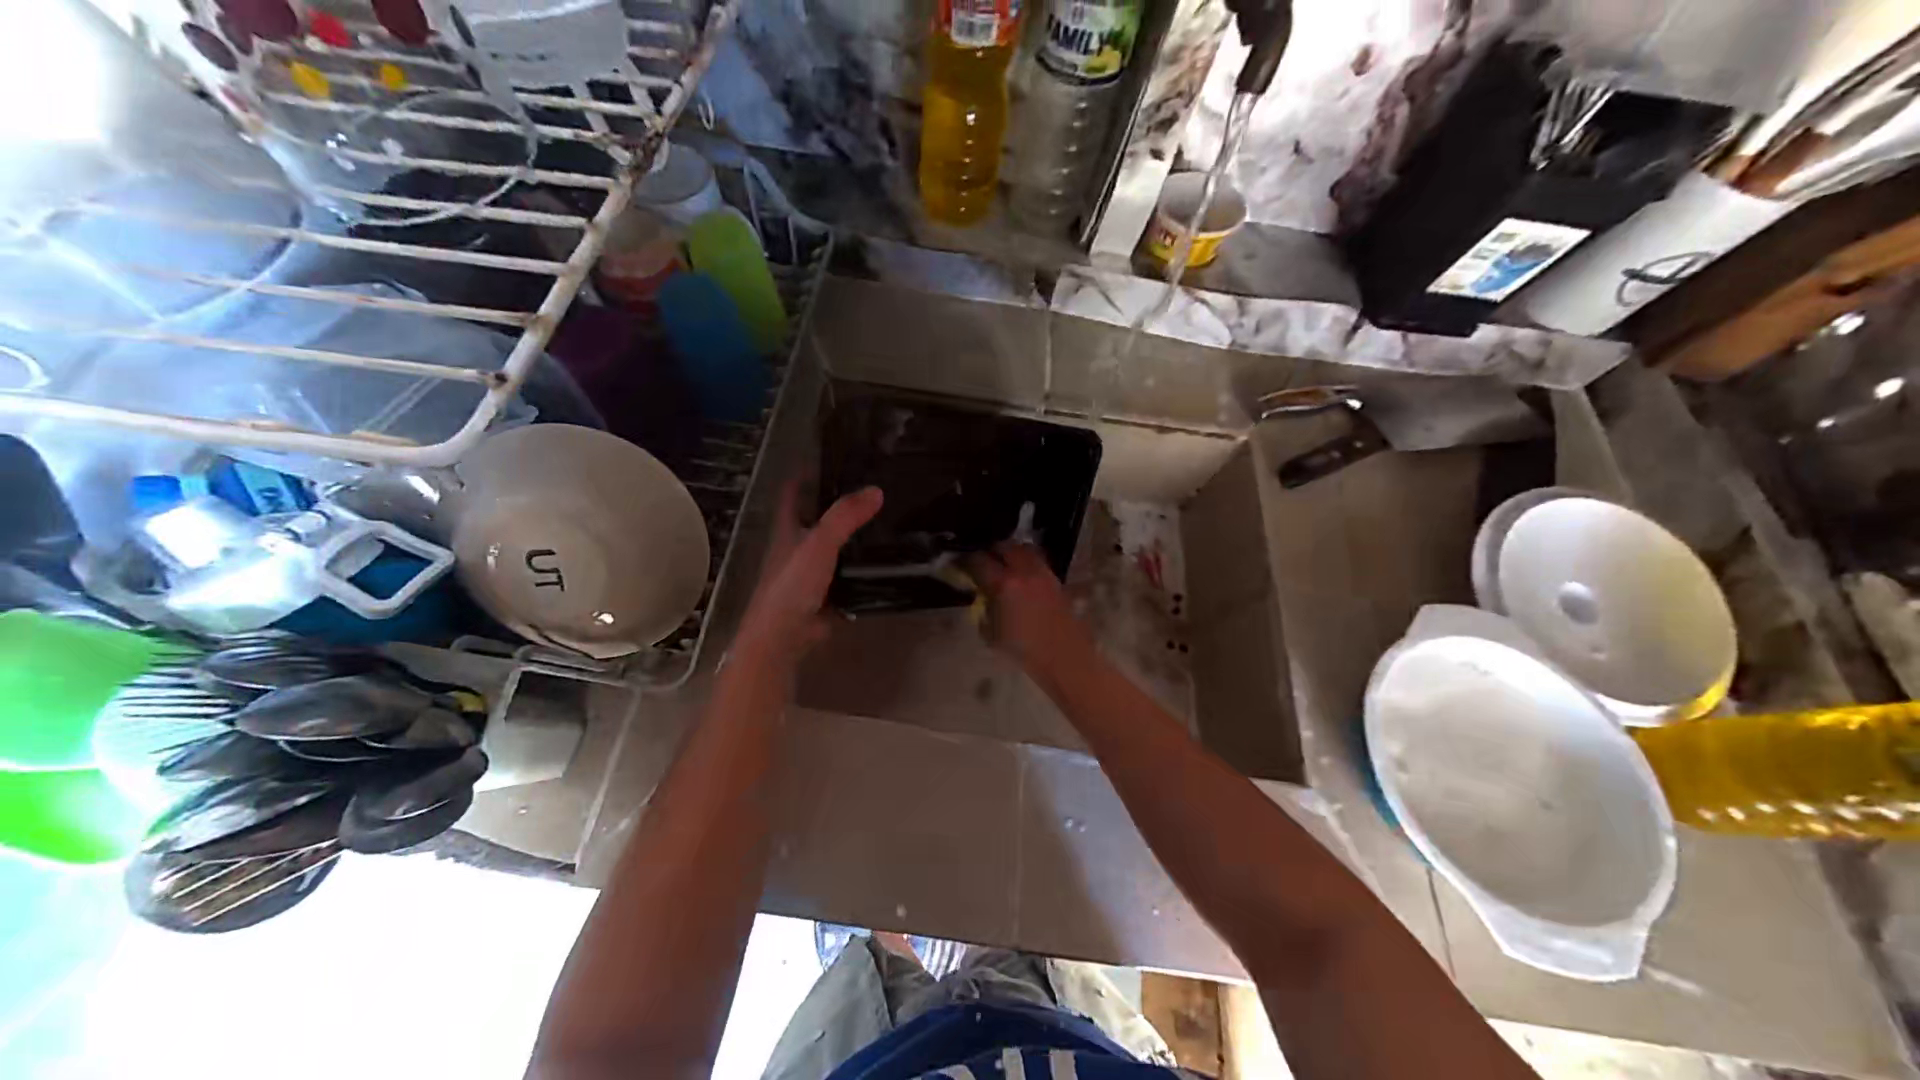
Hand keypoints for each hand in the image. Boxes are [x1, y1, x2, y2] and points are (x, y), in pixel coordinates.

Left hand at [733, 480, 882, 669]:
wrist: (783, 636)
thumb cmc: (793, 584)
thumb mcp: (819, 543)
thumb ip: (845, 517)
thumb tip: (876, 490)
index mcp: (787, 529)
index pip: (794, 493)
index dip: (807, 474)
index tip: (832, 458)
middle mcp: (795, 547)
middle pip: (817, 519)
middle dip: (838, 506)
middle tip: (871, 489)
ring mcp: (809, 573)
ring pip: (833, 549)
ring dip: (853, 538)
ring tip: (885, 522)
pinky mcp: (824, 596)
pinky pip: (846, 578)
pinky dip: (862, 572)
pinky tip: (885, 564)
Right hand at [964, 542, 1093, 672]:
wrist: (1066, 660)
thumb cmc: (1024, 652)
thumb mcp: (992, 634)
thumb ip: (984, 609)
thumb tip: (983, 596)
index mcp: (1004, 584)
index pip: (979, 561)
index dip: (966, 560)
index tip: (960, 564)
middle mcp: (1025, 572)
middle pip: (1006, 546)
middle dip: (992, 550)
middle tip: (984, 561)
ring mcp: (1045, 574)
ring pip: (1026, 550)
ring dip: (1013, 553)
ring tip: (1006, 566)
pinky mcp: (1058, 582)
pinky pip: (1039, 564)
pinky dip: (1028, 565)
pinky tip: (1024, 580)